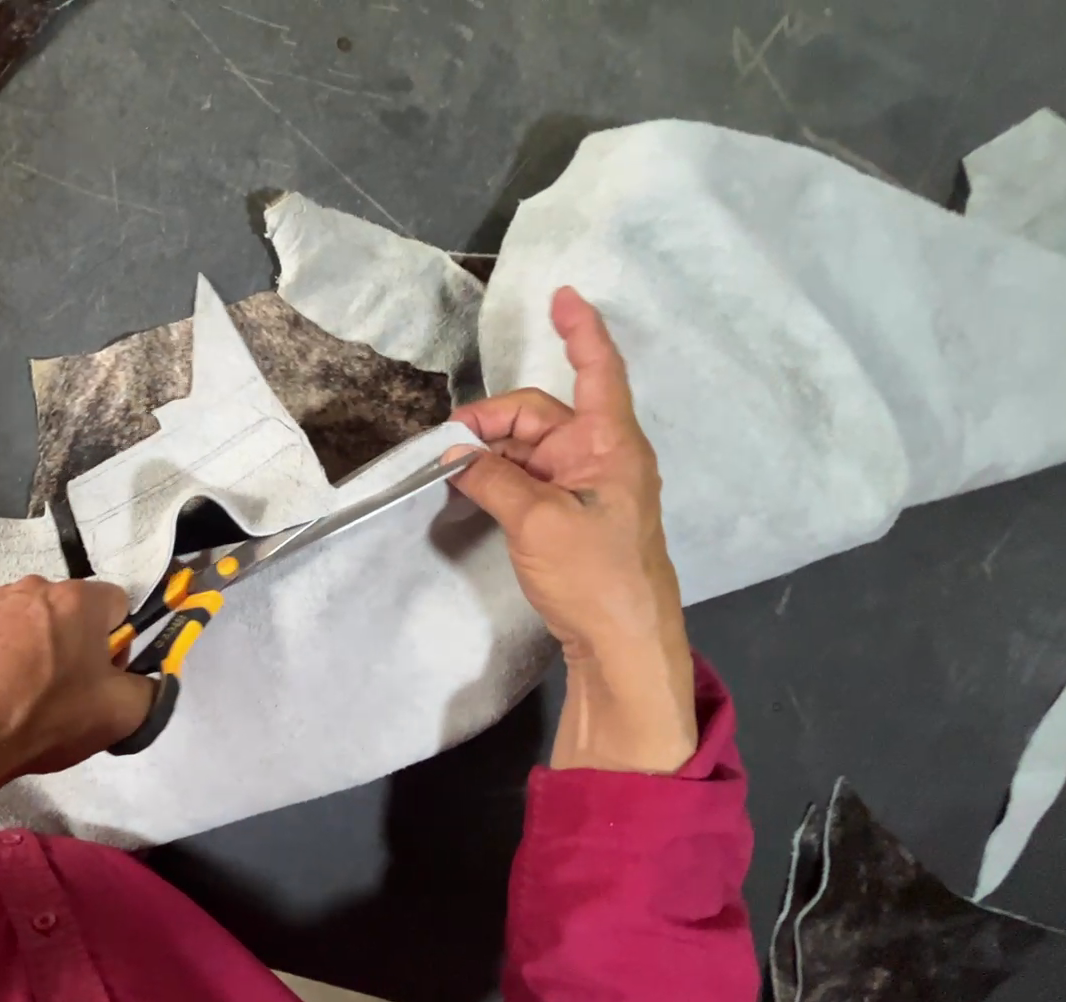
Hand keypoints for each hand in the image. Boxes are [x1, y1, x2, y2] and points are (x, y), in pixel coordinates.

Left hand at [0, 578, 151, 877]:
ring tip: (28, 690)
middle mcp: (39, 585)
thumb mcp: (123, 714)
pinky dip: (7, 648)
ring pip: (38, 617)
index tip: (104, 676)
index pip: (120, 605)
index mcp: (81, 598)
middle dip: (81, 642)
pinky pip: (3, 626)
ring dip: (43, 643)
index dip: (119, 643)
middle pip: (77, 610)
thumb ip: (152, 688)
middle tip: (69, 689)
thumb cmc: (49, 717)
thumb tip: (147, 680)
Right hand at [448, 286, 696, 772]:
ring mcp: (579, 486)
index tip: (560, 297)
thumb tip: (454, 456)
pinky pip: (523, 479)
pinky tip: (466, 490)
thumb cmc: (595, 573)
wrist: (620, 640)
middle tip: (444, 452)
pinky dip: (493, 479)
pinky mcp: (563, 513)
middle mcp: (596, 455)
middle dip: (488, 425)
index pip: (598, 371)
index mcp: (609, 443)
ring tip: (449, 476)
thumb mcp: (537, 520)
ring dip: (486, 457)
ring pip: (522, 450)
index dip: (580, 331)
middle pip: (536, 416)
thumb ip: (492, 478)